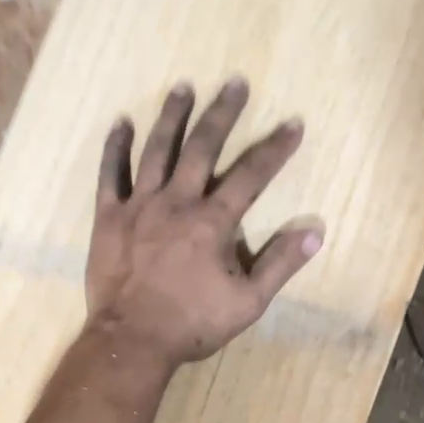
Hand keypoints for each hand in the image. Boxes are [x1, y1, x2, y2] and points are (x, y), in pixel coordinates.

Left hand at [86, 77, 324, 369]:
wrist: (132, 340)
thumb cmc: (194, 324)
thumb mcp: (248, 302)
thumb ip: (280, 264)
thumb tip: (314, 232)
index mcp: (213, 222)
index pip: (251, 175)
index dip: (275, 148)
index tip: (293, 124)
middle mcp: (177, 201)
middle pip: (202, 147)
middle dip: (222, 113)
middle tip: (235, 83)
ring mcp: (139, 206)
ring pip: (156, 150)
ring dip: (172, 116)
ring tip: (184, 87)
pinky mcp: (109, 218)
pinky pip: (110, 174)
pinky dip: (115, 147)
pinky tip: (121, 122)